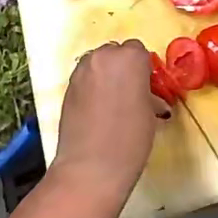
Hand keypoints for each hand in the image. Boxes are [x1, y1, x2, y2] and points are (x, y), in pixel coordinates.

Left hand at [53, 40, 168, 192]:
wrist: (91, 167)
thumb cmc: (130, 140)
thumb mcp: (149, 114)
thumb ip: (146, 93)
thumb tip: (146, 95)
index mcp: (130, 58)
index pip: (138, 50)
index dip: (143, 68)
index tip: (145, 86)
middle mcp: (103, 56)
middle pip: (116, 52)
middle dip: (123, 68)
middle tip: (130, 93)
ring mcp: (82, 69)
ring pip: (98, 62)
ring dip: (105, 74)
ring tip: (111, 102)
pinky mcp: (68, 85)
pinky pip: (85, 76)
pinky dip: (91, 85)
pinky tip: (96, 108)